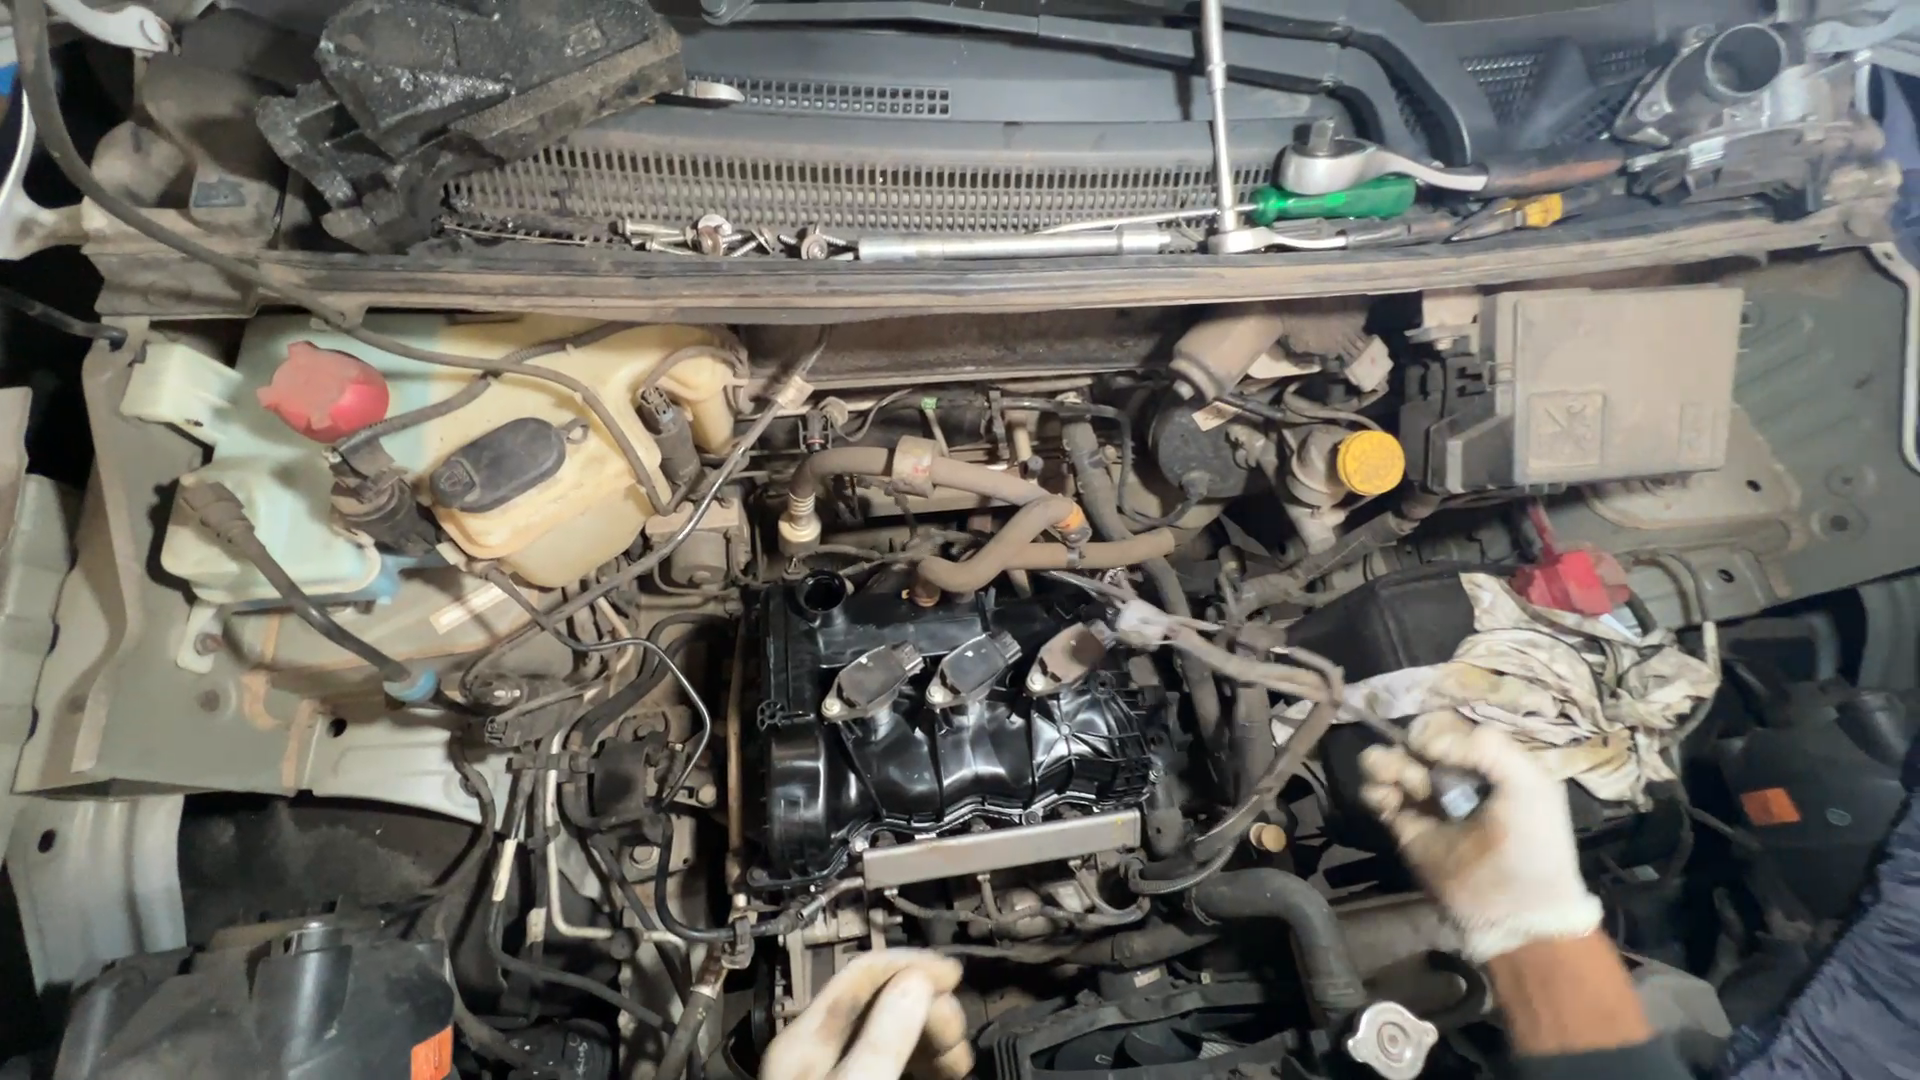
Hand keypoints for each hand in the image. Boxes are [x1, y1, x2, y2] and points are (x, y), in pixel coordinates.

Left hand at [760, 949, 973, 1079]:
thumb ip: (885, 1037)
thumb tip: (918, 980)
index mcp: (807, 1040)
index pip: (862, 974)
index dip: (909, 965)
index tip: (954, 975)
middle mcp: (825, 1052)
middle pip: (885, 1003)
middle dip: (928, 1007)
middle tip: (957, 1036)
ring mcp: (848, 1077)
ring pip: (900, 1034)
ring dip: (935, 1037)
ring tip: (960, 1059)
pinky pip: (905, 1066)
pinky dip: (931, 1064)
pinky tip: (953, 1071)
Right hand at [1359, 710, 1602, 962]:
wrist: (1513, 909)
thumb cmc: (1532, 844)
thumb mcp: (1531, 785)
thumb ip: (1485, 745)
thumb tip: (1422, 743)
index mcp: (1485, 760)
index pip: (1444, 722)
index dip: (1435, 728)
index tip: (1440, 749)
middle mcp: (1451, 772)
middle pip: (1408, 735)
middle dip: (1413, 749)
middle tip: (1432, 780)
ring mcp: (1422, 796)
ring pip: (1382, 757)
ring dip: (1389, 766)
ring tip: (1412, 793)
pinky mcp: (1399, 820)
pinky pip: (1370, 790)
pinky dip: (1374, 791)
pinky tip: (1392, 805)